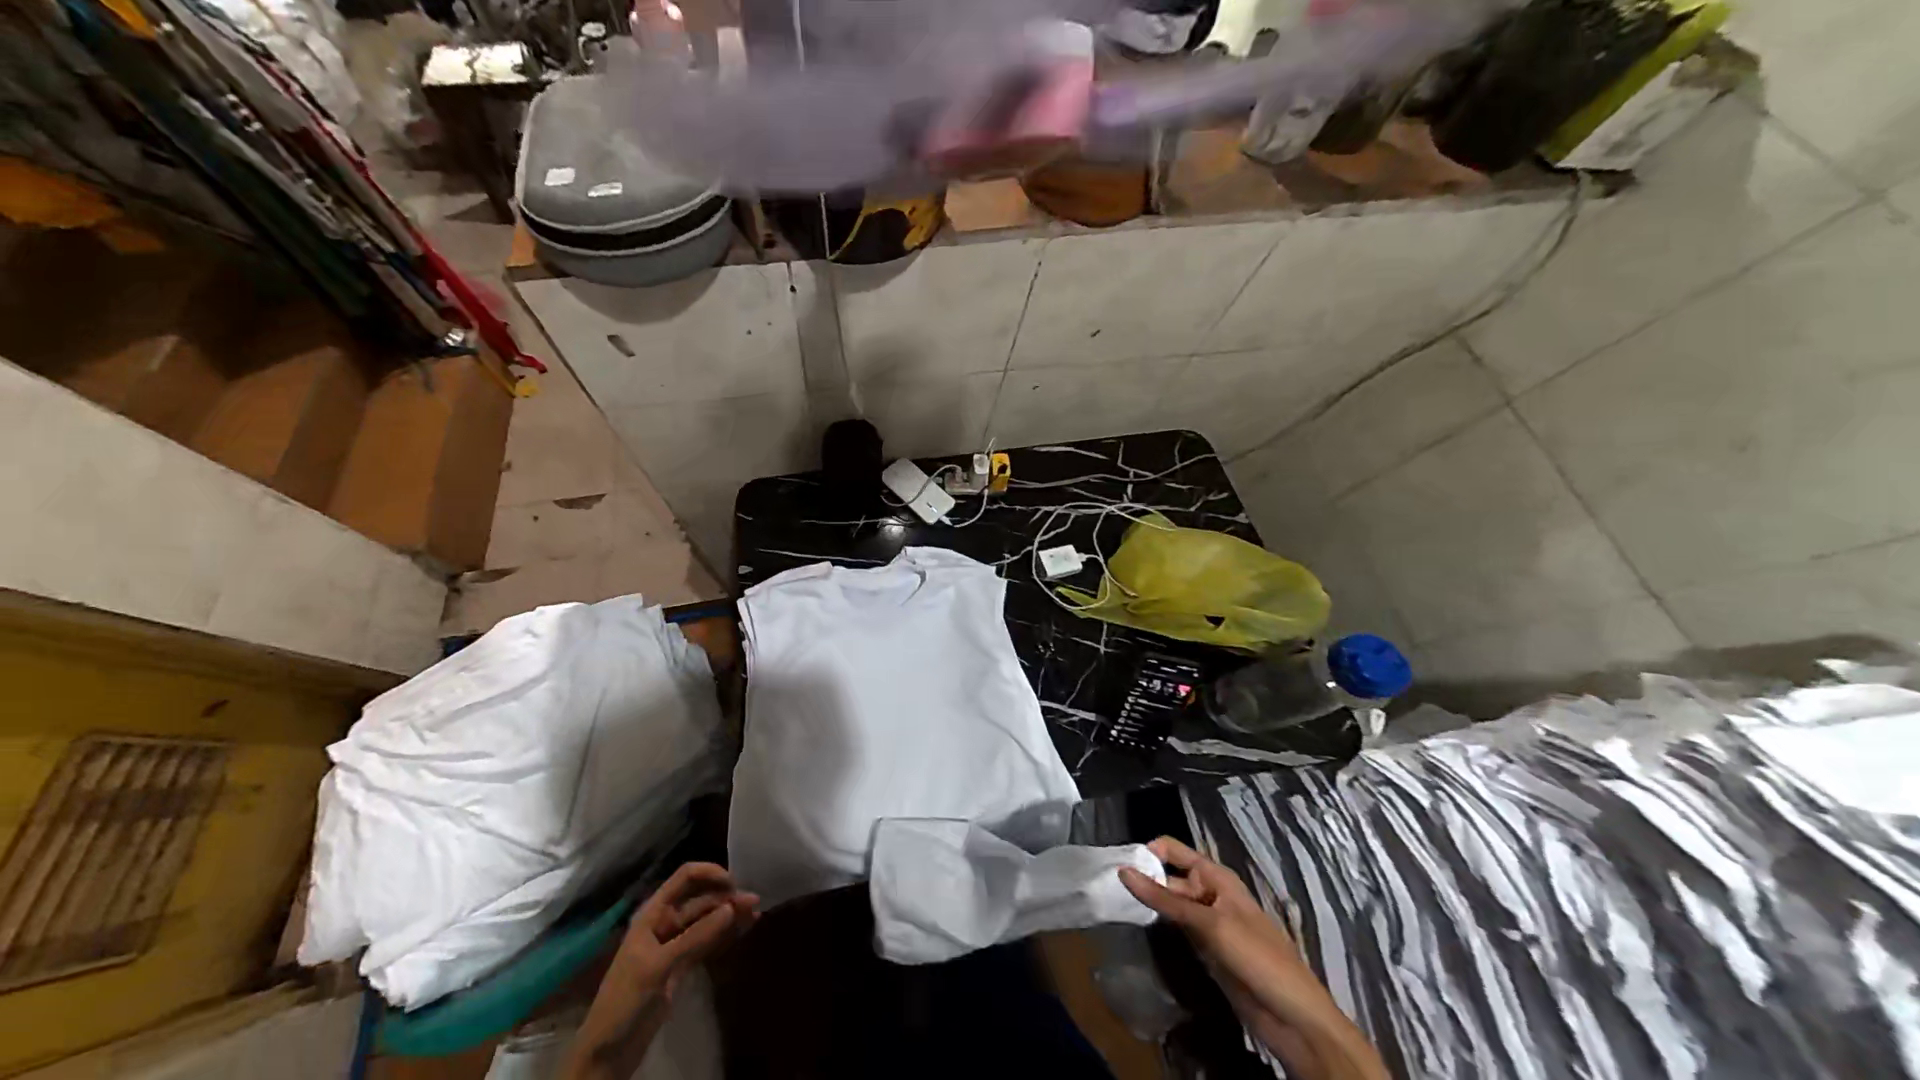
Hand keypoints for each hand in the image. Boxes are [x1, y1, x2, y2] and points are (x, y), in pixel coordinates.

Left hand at [610, 861, 759, 1000]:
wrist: (608, 1051)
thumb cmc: (625, 1000)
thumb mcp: (659, 966)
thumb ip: (696, 936)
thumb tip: (731, 907)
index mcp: (652, 914)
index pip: (684, 878)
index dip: (709, 873)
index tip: (734, 883)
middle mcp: (665, 922)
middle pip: (700, 899)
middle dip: (726, 897)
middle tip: (755, 903)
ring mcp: (675, 944)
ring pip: (707, 920)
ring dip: (729, 915)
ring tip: (755, 914)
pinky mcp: (682, 965)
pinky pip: (707, 941)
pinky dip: (724, 934)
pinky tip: (742, 931)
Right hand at [1120, 837, 1385, 1079]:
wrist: (1294, 1017)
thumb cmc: (1258, 957)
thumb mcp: (1209, 924)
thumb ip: (1165, 900)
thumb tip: (1123, 871)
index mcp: (1217, 878)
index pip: (1175, 851)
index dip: (1148, 852)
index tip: (1117, 862)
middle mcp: (1210, 894)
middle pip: (1169, 878)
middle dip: (1142, 879)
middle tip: (1103, 885)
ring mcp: (1207, 924)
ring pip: (1169, 905)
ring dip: (1147, 904)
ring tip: (1111, 901)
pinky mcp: (1205, 951)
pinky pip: (1176, 930)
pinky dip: (1158, 926)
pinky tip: (1135, 925)